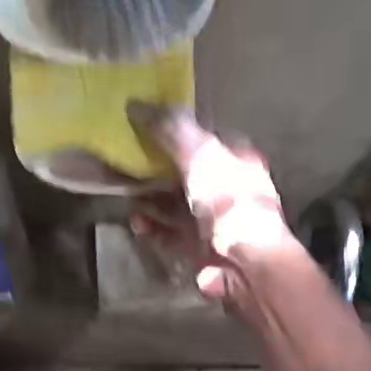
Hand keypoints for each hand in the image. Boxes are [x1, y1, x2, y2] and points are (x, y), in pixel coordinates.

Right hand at [128, 104, 292, 301]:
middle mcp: (227, 190)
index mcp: (236, 159)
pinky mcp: (200, 252)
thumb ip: (170, 129)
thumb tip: (137, 105)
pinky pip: (172, 235)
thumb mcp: (200, 154)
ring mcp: (214, 223)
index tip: (144, 127)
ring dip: (150, 200)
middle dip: (156, 169)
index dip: (176, 131)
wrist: (246, 265)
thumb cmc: (228, 202)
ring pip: (176, 206)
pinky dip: (153, 228)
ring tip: (125, 195)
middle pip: (186, 173)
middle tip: (126, 163)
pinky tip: (136, 222)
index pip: (205, 137)